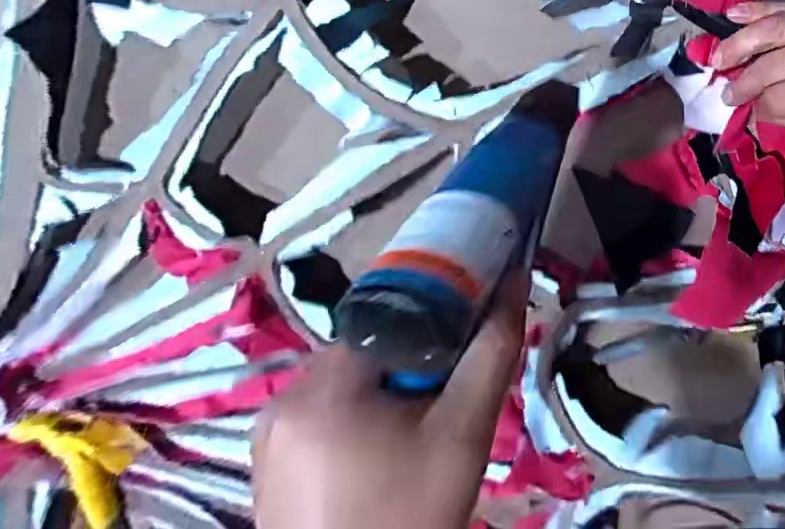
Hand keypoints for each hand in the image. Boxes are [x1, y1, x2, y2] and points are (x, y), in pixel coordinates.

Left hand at [252, 275, 528, 528]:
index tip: (470, 340)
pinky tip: (392, 449)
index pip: (392, 315)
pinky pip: (330, 410)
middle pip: (372, 344)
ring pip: (354, 376)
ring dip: (395, 383)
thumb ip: (493, 348)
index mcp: (318, 388)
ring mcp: (268, 437)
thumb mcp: (464, 431)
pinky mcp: (270, 465)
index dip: (438, 317)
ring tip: (426, 423)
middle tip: (451, 393)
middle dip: (418, 357)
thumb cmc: (410, 517)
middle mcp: (281, 401)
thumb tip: (515, 279)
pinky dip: (367, 412)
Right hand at [712, 0, 784, 138]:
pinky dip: (758, 10)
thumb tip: (768, 114)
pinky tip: (734, 14)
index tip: (747, 112)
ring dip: (736, 44)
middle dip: (740, 82)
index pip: (776, 99)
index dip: (757, 109)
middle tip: (723, 91)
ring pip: (769, 31)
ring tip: (714, 55)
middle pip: (765, 67)